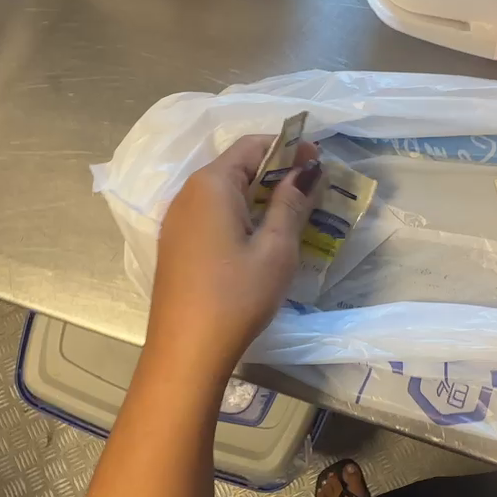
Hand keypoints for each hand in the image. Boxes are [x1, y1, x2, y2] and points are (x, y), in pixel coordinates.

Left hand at [146, 134, 320, 374]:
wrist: (186, 351)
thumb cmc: (237, 296)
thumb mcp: (275, 249)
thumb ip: (291, 204)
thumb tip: (306, 171)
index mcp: (211, 185)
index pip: (252, 145)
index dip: (289, 148)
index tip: (320, 162)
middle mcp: (188, 194)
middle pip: (236, 165)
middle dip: (276, 171)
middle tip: (313, 190)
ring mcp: (177, 221)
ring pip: (224, 192)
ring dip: (259, 195)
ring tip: (293, 213)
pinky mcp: (177, 245)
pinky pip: (212, 214)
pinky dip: (240, 214)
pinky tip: (261, 237)